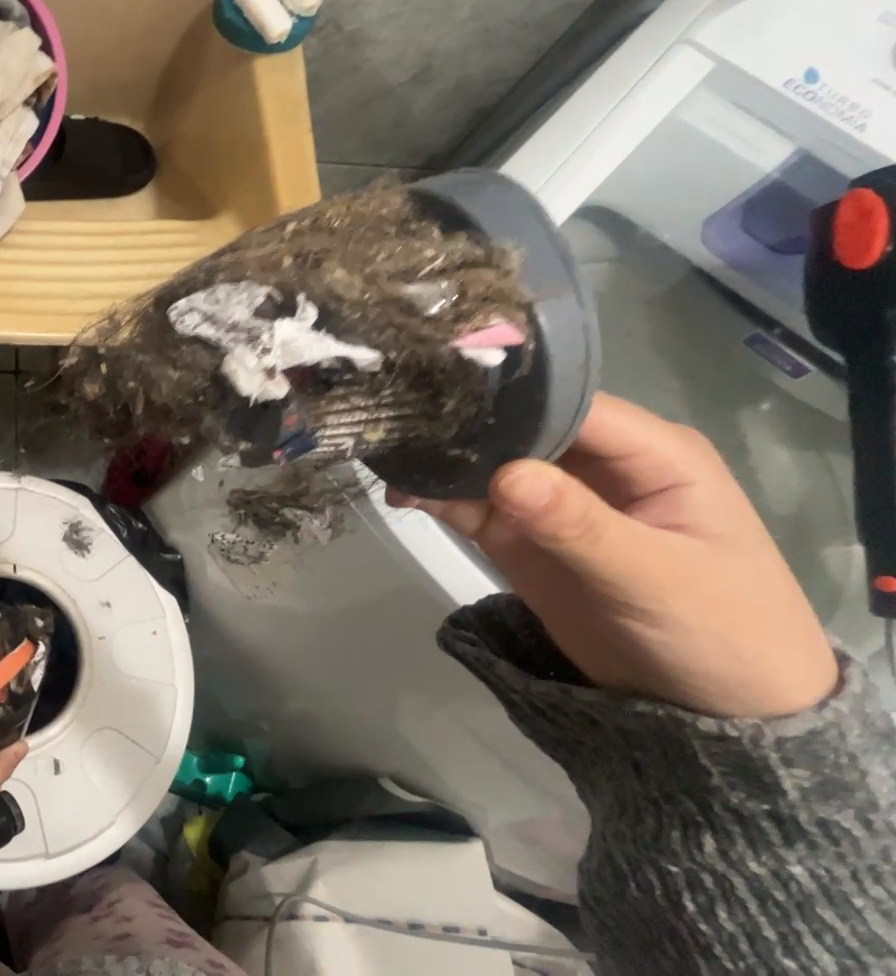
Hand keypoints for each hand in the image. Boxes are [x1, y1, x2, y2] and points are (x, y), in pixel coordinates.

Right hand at [388, 393, 837, 718]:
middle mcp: (596, 464)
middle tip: (400, 425)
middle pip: (518, 426)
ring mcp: (553, 499)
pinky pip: (471, 503)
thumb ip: (580, 526)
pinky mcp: (520, 532)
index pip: (571, 405)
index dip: (513, 398)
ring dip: (441, 462)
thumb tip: (507, 475)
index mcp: (651, 453)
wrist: (707, 710)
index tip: (448, 398)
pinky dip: (436, 497)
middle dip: (463, 427)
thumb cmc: (718, 632)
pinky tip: (402, 495)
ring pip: (486, 463)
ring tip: (390, 460)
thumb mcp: (654, 577)